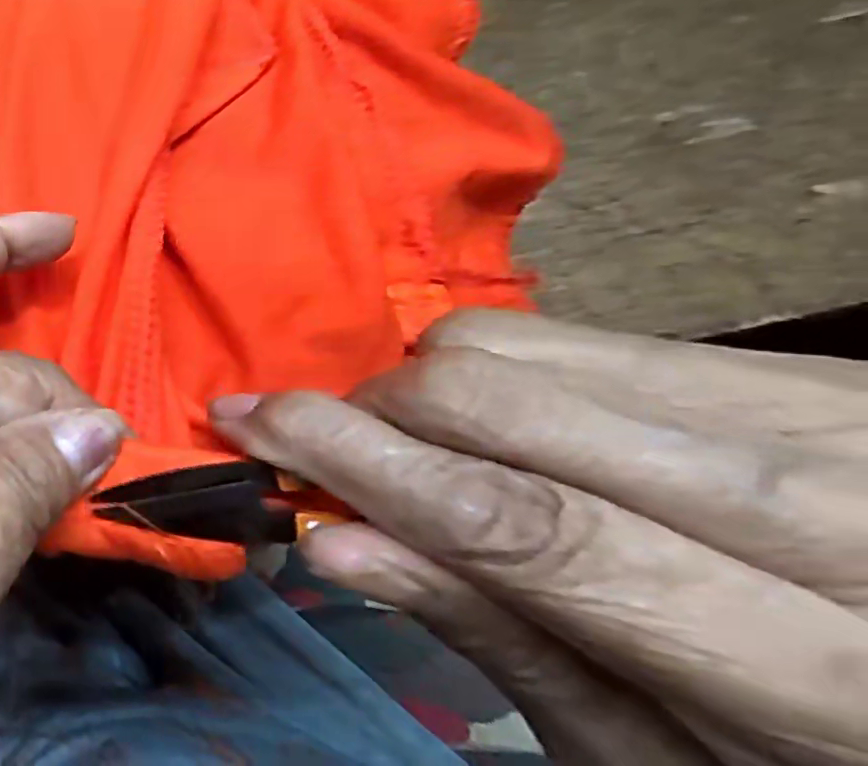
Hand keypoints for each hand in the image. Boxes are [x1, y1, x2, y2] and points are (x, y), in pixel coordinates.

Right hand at [213, 310, 867, 764]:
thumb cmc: (789, 761)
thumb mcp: (645, 755)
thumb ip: (490, 633)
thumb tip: (327, 542)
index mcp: (825, 673)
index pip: (519, 524)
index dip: (358, 463)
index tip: (246, 423)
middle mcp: (838, 507)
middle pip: (500, 397)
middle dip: (370, 411)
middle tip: (322, 446)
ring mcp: (823, 408)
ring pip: (517, 342)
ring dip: (422, 389)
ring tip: (422, 444)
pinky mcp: (798, 361)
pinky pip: (567, 331)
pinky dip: (492, 371)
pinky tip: (509, 426)